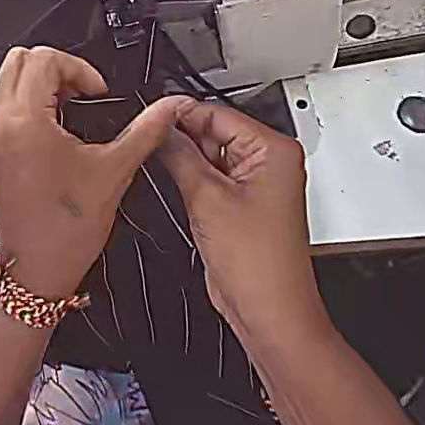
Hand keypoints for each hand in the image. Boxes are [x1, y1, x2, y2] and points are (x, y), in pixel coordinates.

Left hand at [0, 47, 192, 298]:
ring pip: (9, 78)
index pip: (44, 60)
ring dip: (43, 82)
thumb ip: (146, 130)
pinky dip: (32, 101)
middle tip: (84, 90)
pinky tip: (59, 126)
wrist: (38, 267)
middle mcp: (0, 126)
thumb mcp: (115, 170)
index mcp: (24, 124)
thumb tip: (166, 109)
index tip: (97, 90)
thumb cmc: (65, 230)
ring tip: (73, 107)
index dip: (79, 68)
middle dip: (58, 67)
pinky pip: (6, 104)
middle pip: (19, 59)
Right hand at [158, 102, 327, 340]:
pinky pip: (213, 180)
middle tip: (151, 144)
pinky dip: (195, 182)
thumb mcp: (207, 198)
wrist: (268, 310)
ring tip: (166, 172)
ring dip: (187, 163)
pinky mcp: (244, 204)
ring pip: (211, 157)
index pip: (219, 114)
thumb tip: (161, 130)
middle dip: (183, 140)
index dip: (182, 114)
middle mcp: (271, 163)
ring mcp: (257, 184)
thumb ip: (179, 156)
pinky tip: (182, 192)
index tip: (152, 117)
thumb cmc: (259, 264)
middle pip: (215, 133)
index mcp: (274, 150)